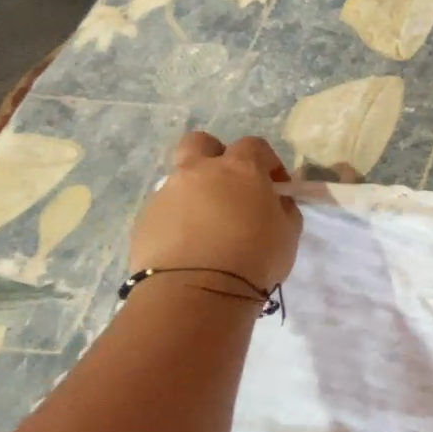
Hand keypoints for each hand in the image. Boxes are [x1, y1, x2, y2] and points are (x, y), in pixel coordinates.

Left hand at [130, 133, 302, 290]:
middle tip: (232, 184)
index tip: (276, 186)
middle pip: (200, 142)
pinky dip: (181, 217)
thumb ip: (280, 205)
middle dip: (216, 154)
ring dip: (198, 191)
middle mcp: (198, 172)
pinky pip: (168, 208)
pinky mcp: (144, 219)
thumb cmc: (256, 254)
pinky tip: (194, 242)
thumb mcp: (288, 227)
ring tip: (213, 224)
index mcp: (239, 169)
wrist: (197, 289)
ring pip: (182, 179)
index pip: (254, 145)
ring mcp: (166, 194)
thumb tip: (272, 199)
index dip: (268, 161)